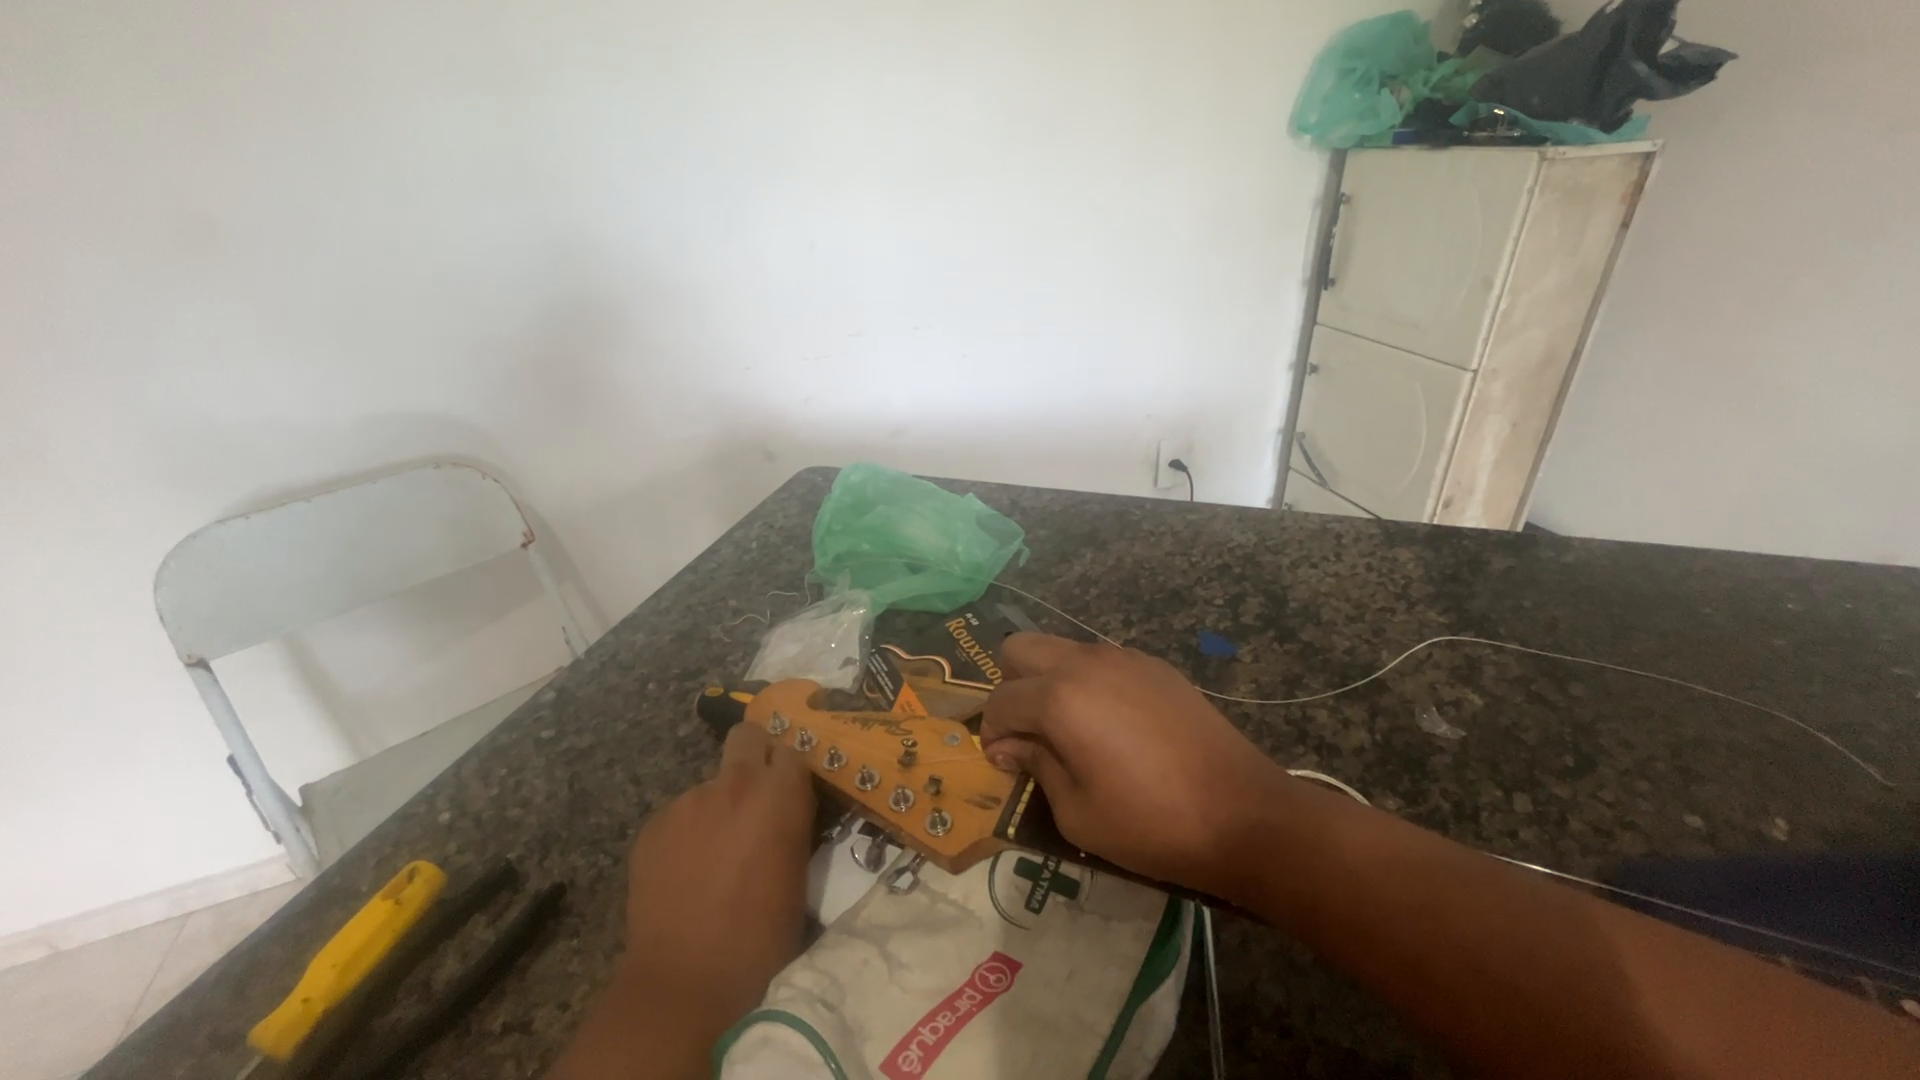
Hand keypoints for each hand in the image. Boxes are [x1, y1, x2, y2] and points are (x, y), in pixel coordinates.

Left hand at [622, 722, 815, 1029]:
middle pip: (747, 736)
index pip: (793, 752)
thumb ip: (793, 830)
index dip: (792, 772)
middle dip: (754, 755)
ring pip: (710, 784)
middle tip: (755, 798)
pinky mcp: (653, 824)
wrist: (684, 978)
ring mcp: (687, 801)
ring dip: (718, 805)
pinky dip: (687, 832)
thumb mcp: (798, 880)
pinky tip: (685, 871)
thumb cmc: (760, 938)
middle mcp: (733, 784)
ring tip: (714, 854)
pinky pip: (680, 814)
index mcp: (778, 796)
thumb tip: (787, 815)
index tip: (792, 794)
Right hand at [979, 633, 1291, 901]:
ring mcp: (1126, 659)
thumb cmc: (1151, 824)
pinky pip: (1102, 660)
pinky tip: (1113, 726)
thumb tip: (1012, 746)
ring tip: (1071, 731)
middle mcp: (1087, 664)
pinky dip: (1089, 682)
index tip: (1004, 762)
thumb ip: (1036, 768)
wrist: (1244, 815)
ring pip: (1063, 648)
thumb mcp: (1077, 813)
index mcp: (1060, 698)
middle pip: (1020, 648)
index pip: (1000, 700)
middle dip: (1012, 686)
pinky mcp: (1157, 667)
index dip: (992, 733)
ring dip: (1050, 680)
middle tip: (1030, 733)